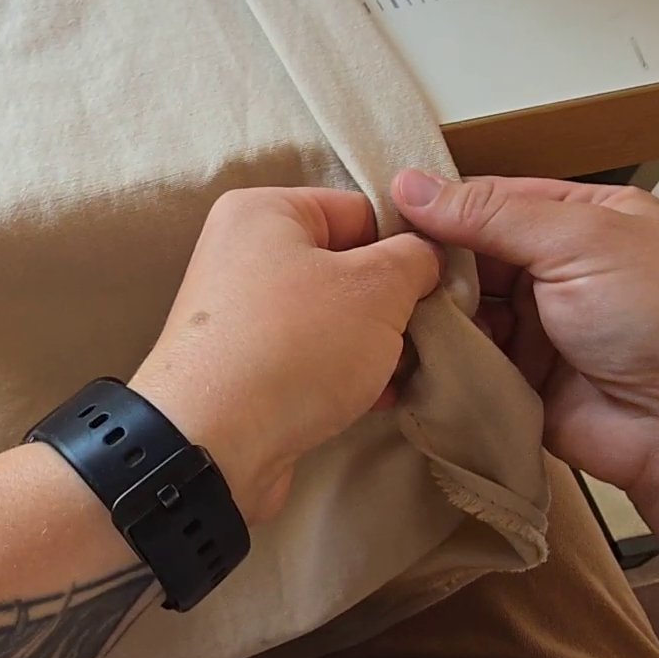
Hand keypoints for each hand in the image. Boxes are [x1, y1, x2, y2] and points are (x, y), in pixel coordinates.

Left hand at [130, 187, 441, 522]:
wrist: (215, 446)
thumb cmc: (296, 345)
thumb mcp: (376, 288)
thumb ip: (415, 259)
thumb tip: (426, 259)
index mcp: (262, 212)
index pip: (359, 212)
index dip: (407, 247)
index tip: (442, 285)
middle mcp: (241, 257)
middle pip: (344, 269)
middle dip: (392, 305)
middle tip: (428, 334)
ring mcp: (238, 318)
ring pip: (331, 320)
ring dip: (374, 347)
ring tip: (404, 372)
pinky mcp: (241, 370)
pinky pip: (307, 359)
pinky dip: (341, 376)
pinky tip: (375, 399)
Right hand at [392, 170, 658, 503]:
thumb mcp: (580, 241)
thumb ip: (490, 215)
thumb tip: (408, 184)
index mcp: (580, 220)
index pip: (490, 201)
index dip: (437, 208)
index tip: (379, 217)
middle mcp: (552, 269)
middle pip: (468, 256)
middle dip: (428, 265)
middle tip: (376, 273)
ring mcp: (533, 326)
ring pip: (461, 308)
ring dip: (428, 313)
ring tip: (384, 315)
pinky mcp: (515, 376)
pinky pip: (464, 357)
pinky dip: (437, 355)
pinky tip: (403, 352)